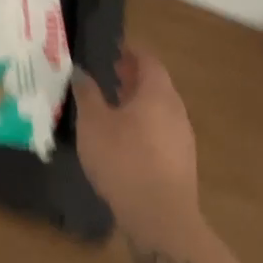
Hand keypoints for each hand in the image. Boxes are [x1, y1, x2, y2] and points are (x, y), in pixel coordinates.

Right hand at [74, 46, 204, 246]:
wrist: (160, 217)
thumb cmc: (123, 159)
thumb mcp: (93, 122)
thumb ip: (87, 94)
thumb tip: (80, 72)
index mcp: (157, 94)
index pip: (149, 61)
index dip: (131, 51)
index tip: (113, 46)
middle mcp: (176, 111)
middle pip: (157, 84)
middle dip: (133, 76)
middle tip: (109, 71)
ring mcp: (182, 139)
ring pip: (159, 109)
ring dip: (138, 101)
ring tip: (111, 102)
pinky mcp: (180, 163)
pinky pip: (161, 130)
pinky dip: (143, 122)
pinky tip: (123, 136)